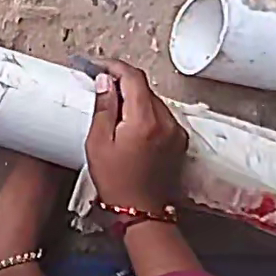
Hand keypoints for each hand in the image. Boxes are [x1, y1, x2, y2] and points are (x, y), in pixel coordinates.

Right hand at [85, 59, 187, 215]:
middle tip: (98, 82)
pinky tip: (127, 122)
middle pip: (143, 87)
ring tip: (110, 105)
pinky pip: (160, 115)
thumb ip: (103, 107)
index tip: (96, 64)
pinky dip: (143, 111)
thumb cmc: (116, 181)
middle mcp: (166, 122)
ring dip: (132, 97)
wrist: (141, 210)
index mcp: (145, 120)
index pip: (133, 77)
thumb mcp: (98, 142)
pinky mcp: (179, 140)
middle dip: (120, 81)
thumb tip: (104, 81)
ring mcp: (176, 131)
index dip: (113, 66)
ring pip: (152, 100)